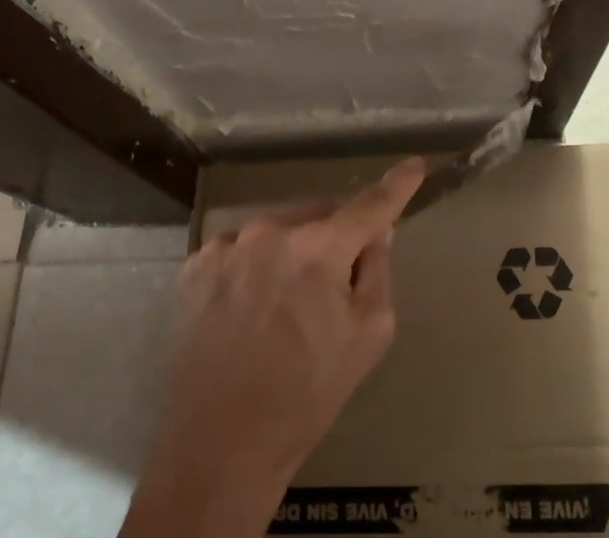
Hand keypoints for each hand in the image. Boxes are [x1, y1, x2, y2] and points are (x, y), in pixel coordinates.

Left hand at [121, 158, 424, 537]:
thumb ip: (376, 271)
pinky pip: (240, 250)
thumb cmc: (308, 393)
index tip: (415, 166)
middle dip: (334, 239)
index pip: (369, 205)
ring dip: (292, 252)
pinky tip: (251, 310)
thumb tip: (374, 233)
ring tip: (285, 307)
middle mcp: (268, 233)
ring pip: (277, 231)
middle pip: (319, 216)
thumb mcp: (368, 336)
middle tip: (334, 288)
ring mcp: (224, 247)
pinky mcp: (194, 268)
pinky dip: (255, 267)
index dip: (397, 185)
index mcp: (317, 249)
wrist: (222, 442)